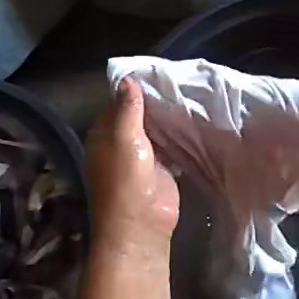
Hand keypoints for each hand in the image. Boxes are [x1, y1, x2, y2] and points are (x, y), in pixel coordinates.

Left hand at [85, 79, 178, 257]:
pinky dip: (179, 134)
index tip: (159, 71)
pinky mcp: (161, 167)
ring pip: (155, 129)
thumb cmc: (126, 182)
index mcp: (104, 134)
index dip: (136, 89)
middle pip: (139, 114)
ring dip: (169, 117)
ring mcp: (142, 155)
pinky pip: (170, 144)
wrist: (141, 226)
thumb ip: (127, 110)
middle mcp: (120, 141)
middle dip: (156, 101)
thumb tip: (127, 79)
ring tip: (191, 93)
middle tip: (181, 79)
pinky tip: (194, 119)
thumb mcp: (123, 140)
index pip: (119, 102)